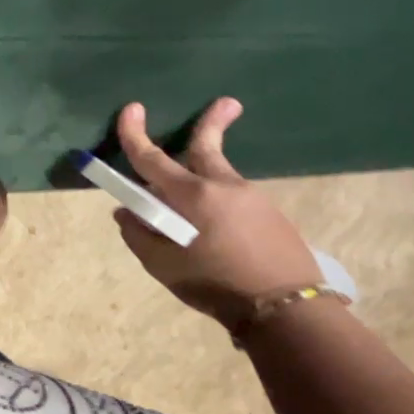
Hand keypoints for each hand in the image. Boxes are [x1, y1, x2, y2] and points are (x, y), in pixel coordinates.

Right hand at [113, 98, 322, 326]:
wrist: (287, 310)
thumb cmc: (213, 283)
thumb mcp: (160, 263)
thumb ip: (137, 233)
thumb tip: (127, 213)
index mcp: (189, 195)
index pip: (150, 157)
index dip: (134, 133)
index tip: (132, 108)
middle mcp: (222, 187)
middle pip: (207, 148)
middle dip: (212, 123)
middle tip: (228, 103)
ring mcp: (252, 200)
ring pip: (220, 174)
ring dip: (206, 168)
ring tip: (193, 191)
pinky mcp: (272, 217)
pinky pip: (234, 196)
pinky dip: (219, 198)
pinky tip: (216, 225)